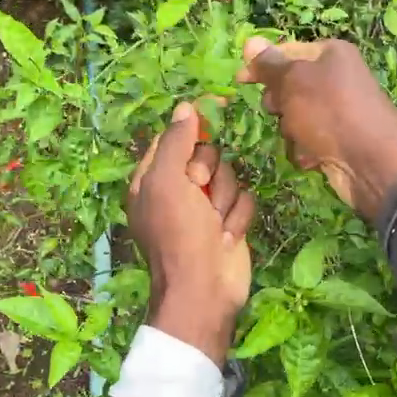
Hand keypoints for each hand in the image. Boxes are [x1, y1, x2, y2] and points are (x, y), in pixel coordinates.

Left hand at [128, 102, 257, 363]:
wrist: (205, 290)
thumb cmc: (179, 235)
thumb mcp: (167, 182)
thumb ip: (175, 142)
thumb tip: (185, 107)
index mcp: (151, 179)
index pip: (173, 137)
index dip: (192, 128)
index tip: (215, 111)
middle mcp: (177, 190)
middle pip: (207, 154)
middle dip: (210, 173)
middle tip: (200, 193)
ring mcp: (204, 207)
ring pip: (229, 176)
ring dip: (225, 199)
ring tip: (214, 224)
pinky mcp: (229, 221)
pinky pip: (244, 200)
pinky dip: (238, 218)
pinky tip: (227, 237)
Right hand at [236, 36, 396, 219]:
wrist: (373, 164)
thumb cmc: (331, 112)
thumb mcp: (295, 82)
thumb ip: (270, 65)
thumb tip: (251, 41)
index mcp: (332, 55)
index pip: (287, 52)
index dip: (262, 66)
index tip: (240, 80)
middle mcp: (337, 79)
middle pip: (289, 87)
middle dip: (280, 104)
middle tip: (281, 111)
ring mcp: (338, 113)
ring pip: (294, 118)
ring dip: (291, 132)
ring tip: (303, 138)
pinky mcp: (338, 142)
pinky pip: (307, 142)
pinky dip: (306, 151)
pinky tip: (314, 158)